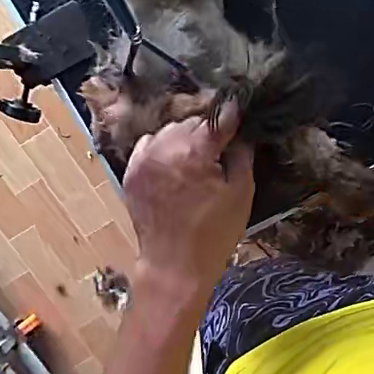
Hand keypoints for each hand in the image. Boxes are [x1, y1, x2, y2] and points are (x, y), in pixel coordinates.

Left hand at [122, 104, 254, 303]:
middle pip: (192, 123)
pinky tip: (176, 168)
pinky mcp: (131, 172)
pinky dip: (165, 150)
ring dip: (186, 140)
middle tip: (222, 152)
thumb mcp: (241, 194)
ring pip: (170, 132)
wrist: (175, 264)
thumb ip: (241, 156)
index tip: (241, 109)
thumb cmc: (215, 233)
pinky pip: (150, 146)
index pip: (217, 119)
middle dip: (208, 133)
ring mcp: (143, 160)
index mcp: (194, 153)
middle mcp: (164, 149)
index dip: (232, 115)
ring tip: (198, 162)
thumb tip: (241, 134)